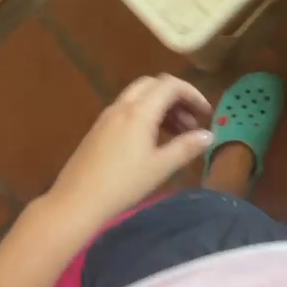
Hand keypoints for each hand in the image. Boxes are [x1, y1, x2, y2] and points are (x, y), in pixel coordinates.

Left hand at [43, 75, 212, 230]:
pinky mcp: (97, 129)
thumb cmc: (123, 184)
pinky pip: (125, 111)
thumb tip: (209, 135)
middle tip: (190, 122)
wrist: (77, 200)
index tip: (206, 114)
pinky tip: (150, 142)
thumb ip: (186, 148)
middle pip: (153, 85)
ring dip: (160, 107)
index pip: (170, 85)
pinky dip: (144, 116)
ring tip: (175, 135)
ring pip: (138, 97)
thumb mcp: (160, 167)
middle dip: (176, 98)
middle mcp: (121, 106)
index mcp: (139, 111)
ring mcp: (106, 117)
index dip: (192, 94)